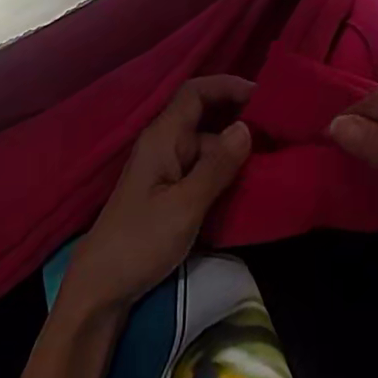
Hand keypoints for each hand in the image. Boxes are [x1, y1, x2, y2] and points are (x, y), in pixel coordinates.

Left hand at [65, 76, 254, 307]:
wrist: (99, 291)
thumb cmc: (139, 243)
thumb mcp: (185, 205)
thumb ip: (217, 166)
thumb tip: (246, 127)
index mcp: (162, 138)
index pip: (195, 92)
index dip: (227, 85)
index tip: (263, 94)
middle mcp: (164, 145)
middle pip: (206, 117)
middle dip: (239, 119)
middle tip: (278, 130)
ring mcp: (166, 169)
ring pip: (207, 146)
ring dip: (236, 149)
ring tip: (273, 157)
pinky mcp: (169, 192)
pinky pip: (203, 169)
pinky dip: (226, 170)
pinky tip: (249, 182)